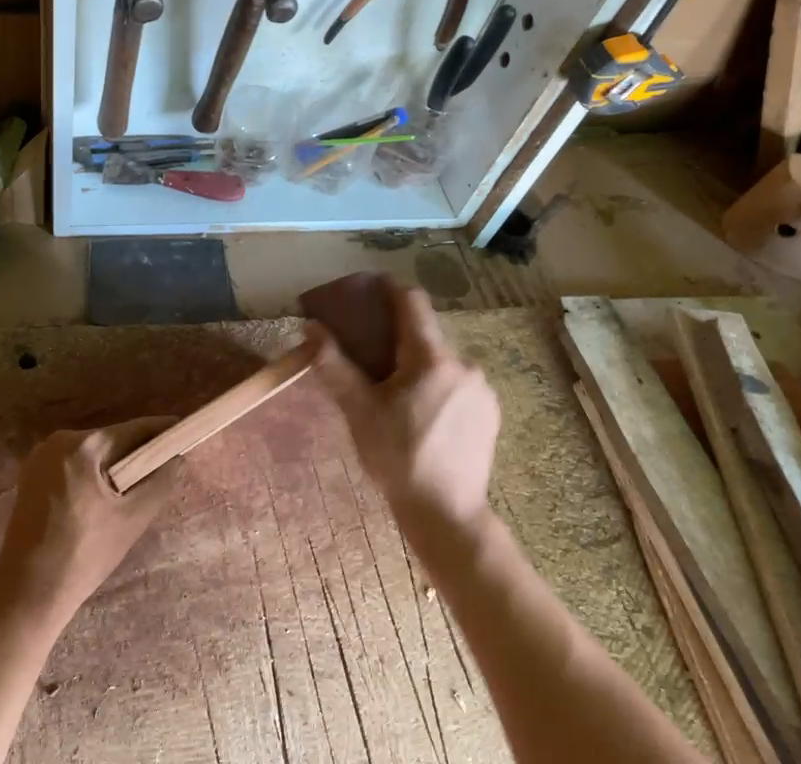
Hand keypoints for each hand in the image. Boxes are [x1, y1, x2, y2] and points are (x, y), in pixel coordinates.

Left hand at [0, 417, 182, 621]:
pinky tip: (106, 498)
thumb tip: (175, 457)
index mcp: (80, 446)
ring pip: (90, 455)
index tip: (184, 434)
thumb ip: (158, 482)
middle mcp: (56, 441)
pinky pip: (71, 467)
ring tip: (139, 487)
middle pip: (109, 441)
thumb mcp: (131, 518)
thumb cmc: (84, 553)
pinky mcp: (30, 476)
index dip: (161, 432)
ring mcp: (39, 458)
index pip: (132, 430)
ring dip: (114, 467)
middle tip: (165, 468)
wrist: (28, 588)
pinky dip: (91, 476)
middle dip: (137, 453)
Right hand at [309, 280, 499, 537]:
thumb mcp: (358, 411)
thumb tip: (310, 328)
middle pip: (425, 332)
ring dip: (414, 361)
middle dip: (395, 332)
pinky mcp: (489, 413)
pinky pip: (455, 382)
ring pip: (441, 360)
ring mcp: (481, 390)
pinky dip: (433, 383)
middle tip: (365, 346)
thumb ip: (334, 365)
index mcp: (431, 359)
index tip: (365, 287)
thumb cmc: (398, 458)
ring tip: (388, 385)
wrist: (447, 514)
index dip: (387, 288)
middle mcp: (464, 365)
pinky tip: (415, 410)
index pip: (412, 302)